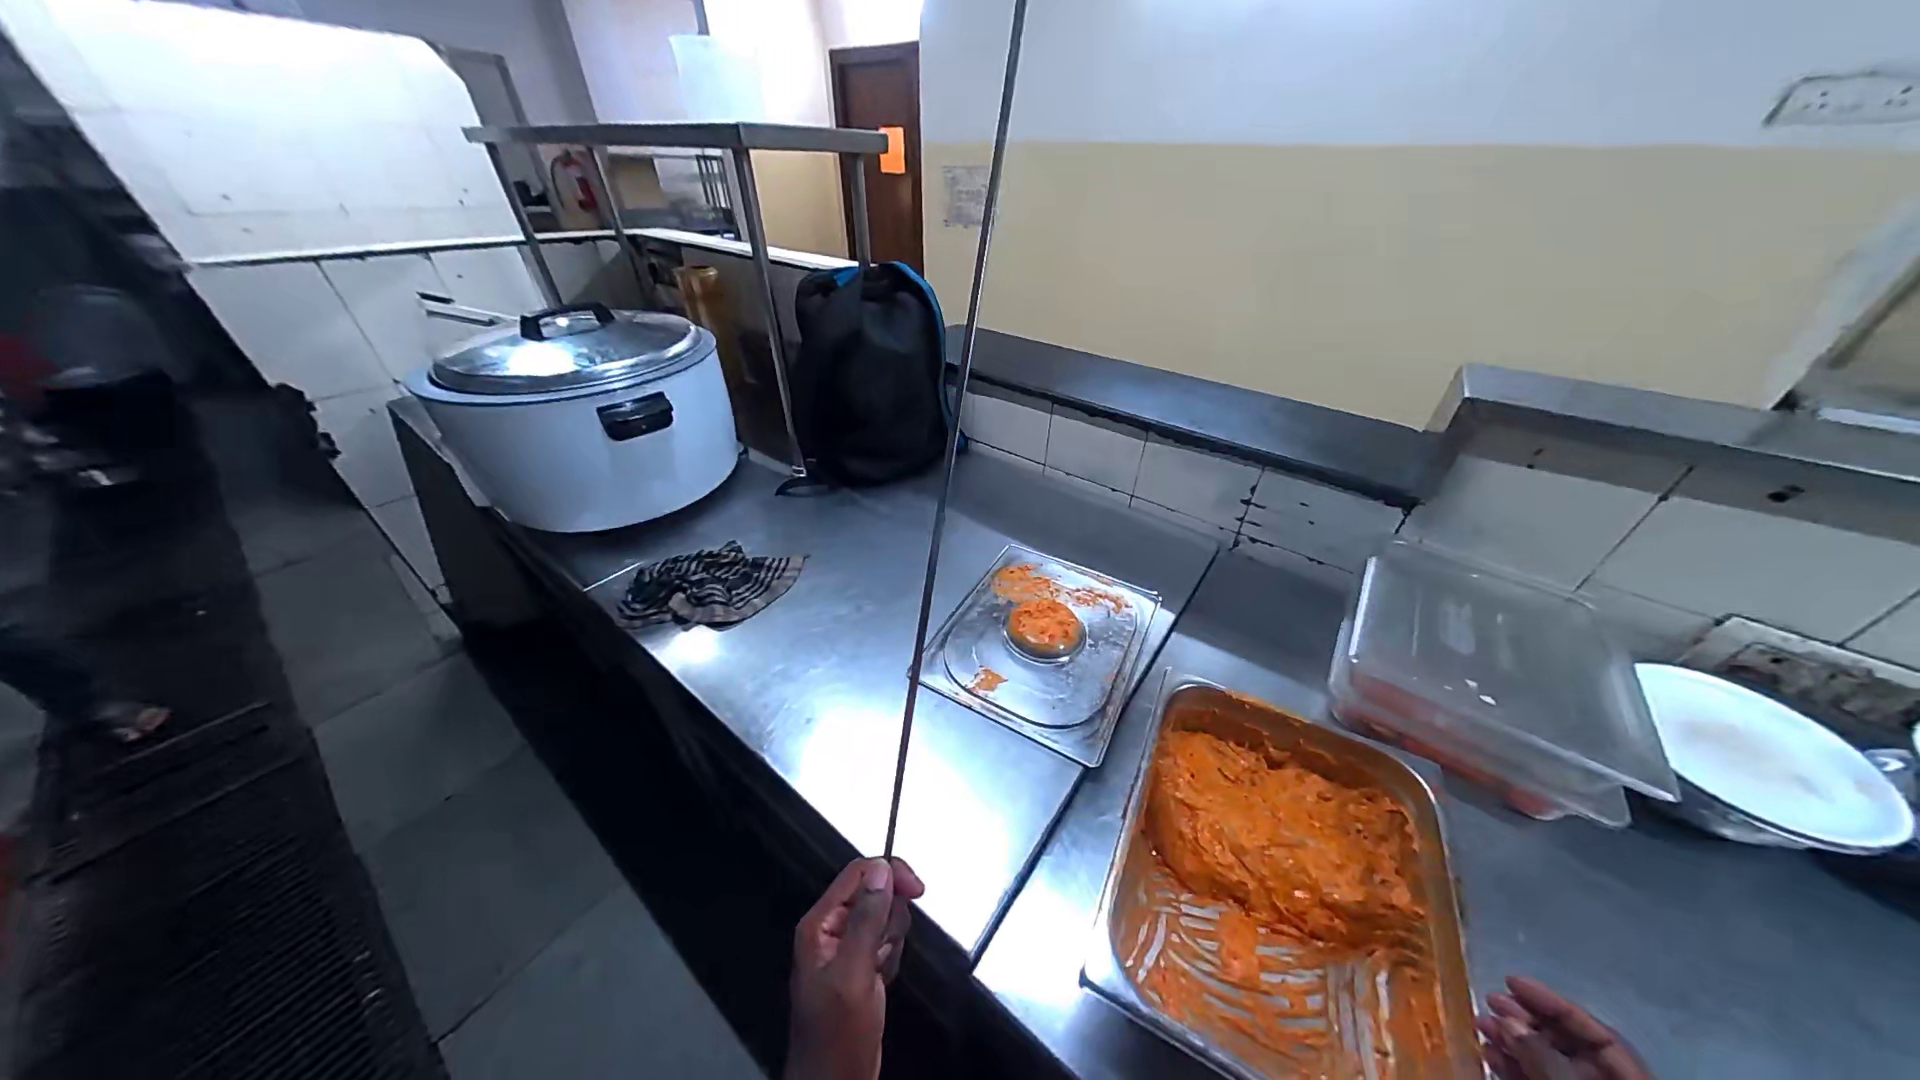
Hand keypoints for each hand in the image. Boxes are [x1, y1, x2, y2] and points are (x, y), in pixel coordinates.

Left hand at [785, 857, 925, 1079]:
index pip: (858, 874)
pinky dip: (891, 957)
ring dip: (891, 940)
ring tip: (878, 970)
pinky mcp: (860, 964)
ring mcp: (846, 947)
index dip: (890, 874)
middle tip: (882, 950)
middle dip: (889, 917)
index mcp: (820, 923)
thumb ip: (867, 919)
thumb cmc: (835, 1037)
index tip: (917, 889)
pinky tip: (880, 979)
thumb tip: (882, 871)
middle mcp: (831, 929)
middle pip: (874, 892)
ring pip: (884, 916)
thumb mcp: (853, 974)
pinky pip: (886, 940)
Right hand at [1479, 976, 1651, 1079]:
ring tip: (1481, 1025)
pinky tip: (1489, 1052)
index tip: (1511, 980)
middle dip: (1525, 1020)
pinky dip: (1512, 1064)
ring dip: (1511, 1040)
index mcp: (1632, 1077)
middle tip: (1490, 1000)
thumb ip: (1545, 1058)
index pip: (1597, 1033)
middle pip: (1568, 1043)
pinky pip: (1537, 1078)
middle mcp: (1609, 1079)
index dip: (1554, 1004)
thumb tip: (1507, 1018)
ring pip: (1547, 1060)